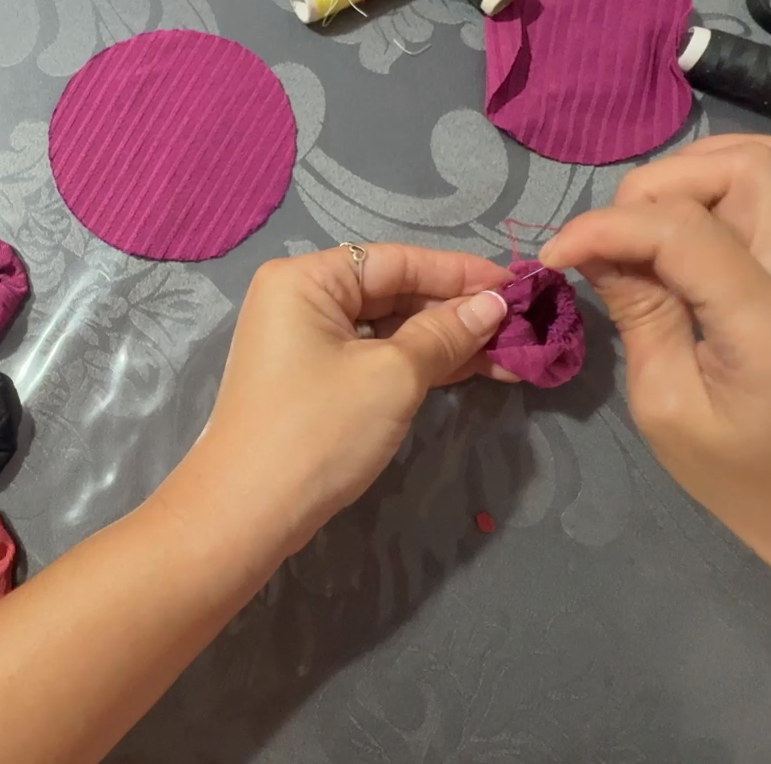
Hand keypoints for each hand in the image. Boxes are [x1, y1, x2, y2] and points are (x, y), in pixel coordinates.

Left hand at [161, 244, 518, 556]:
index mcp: (304, 279)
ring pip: (386, 326)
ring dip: (444, 340)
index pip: (393, 260)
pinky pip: (372, 353)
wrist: (249, 511)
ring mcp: (303, 338)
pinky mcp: (312, 375)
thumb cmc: (319, 429)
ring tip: (511, 354)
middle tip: (521, 326)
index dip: (458, 272)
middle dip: (455, 310)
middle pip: (390, 291)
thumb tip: (493, 305)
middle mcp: (298, 297)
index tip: (517, 285)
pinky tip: (472, 369)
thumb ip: (444, 334)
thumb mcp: (392, 376)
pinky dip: (418, 362)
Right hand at [539, 136, 770, 592]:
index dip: (604, 228)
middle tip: (613, 240)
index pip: (683, 231)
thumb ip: (638, 314)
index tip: (555, 257)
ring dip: (699, 169)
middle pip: (741, 170)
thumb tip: (597, 249)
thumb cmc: (747, 483)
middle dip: (652, 188)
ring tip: (652, 215)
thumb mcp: (666, 408)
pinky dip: (745, 173)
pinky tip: (702, 205)